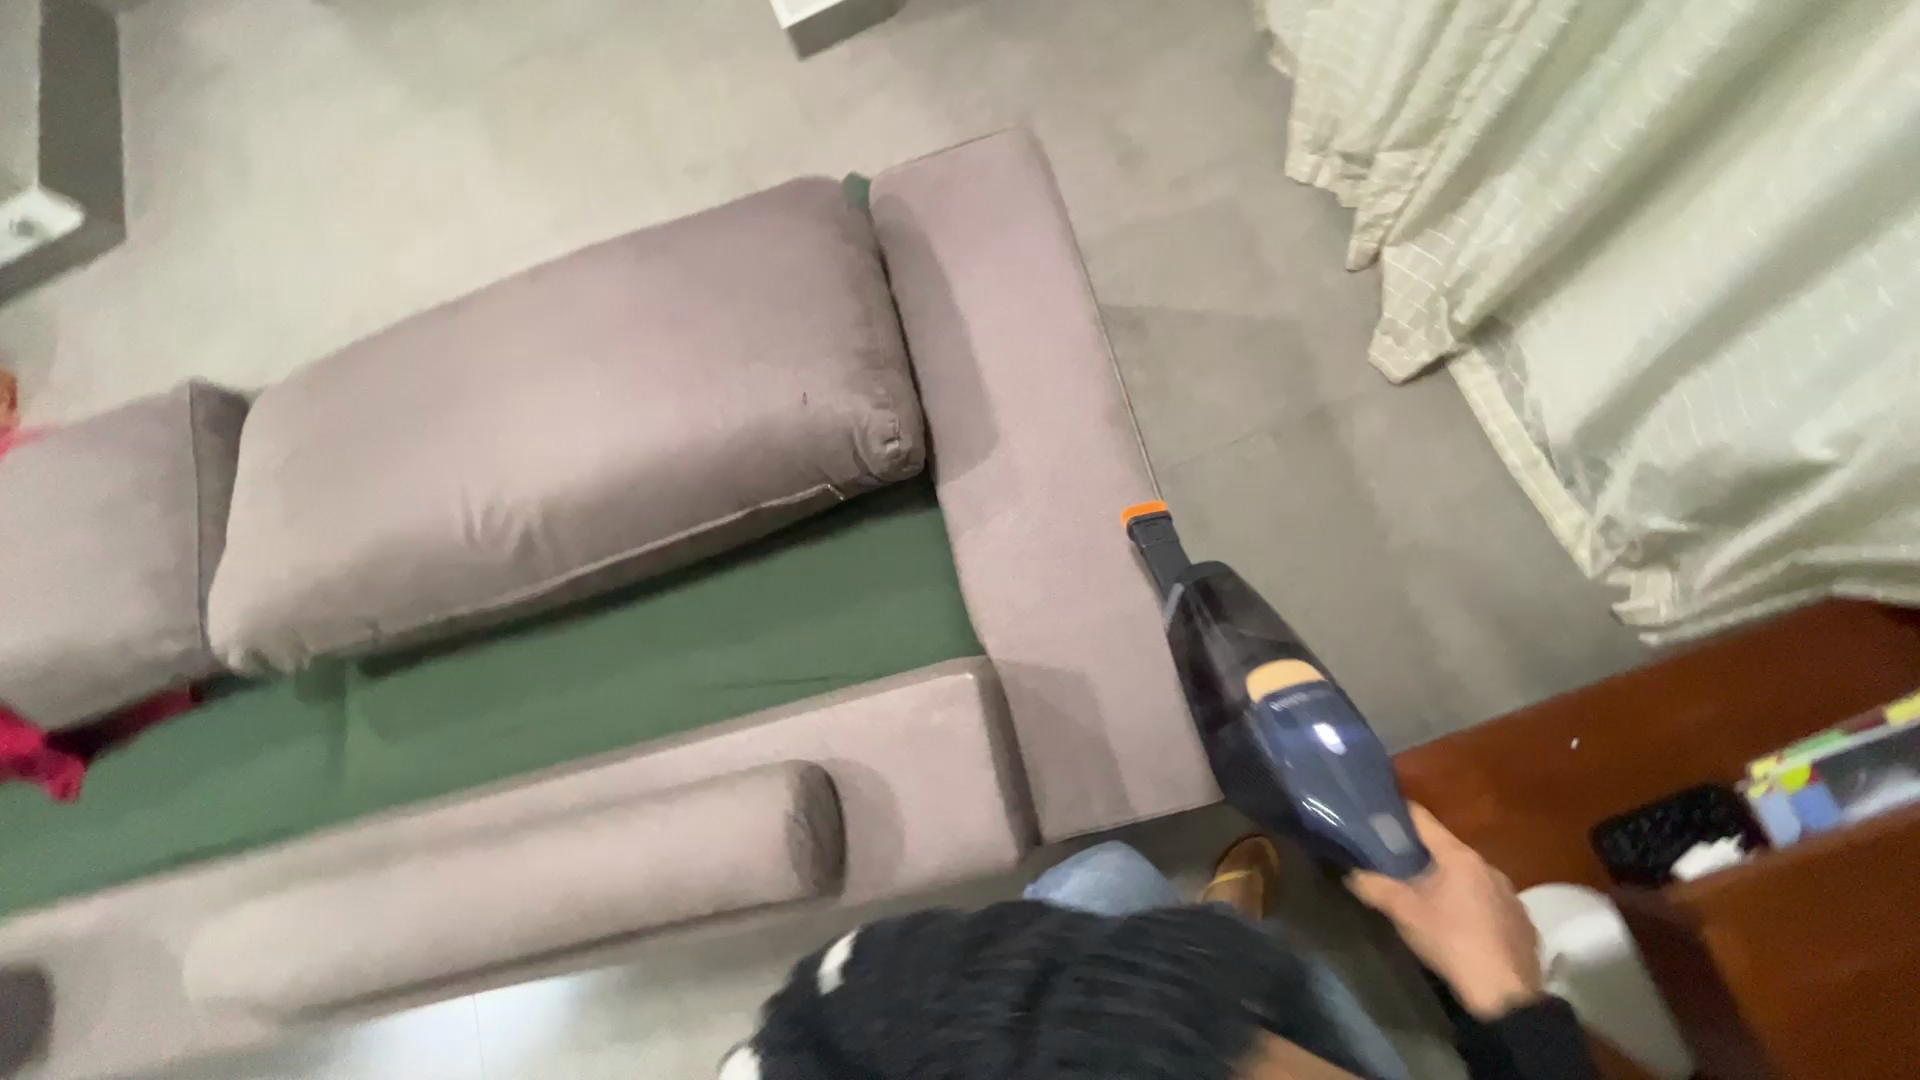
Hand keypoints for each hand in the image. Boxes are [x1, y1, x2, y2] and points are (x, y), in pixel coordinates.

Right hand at [1346, 804, 1544, 1019]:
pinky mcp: (1522, 923)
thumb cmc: (1449, 940)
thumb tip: (1349, 873)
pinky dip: (1471, 905)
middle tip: (1394, 860)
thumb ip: (1372, 885)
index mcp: (1459, 856)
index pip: (1423, 819)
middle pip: (1446, 849)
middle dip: (1421, 853)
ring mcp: (1511, 896)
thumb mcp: (1401, 911)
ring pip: (1469, 877)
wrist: (1505, 996)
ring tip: (1426, 894)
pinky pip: (1490, 903)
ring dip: (1448, 881)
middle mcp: (1489, 867)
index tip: (1377, 811)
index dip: (1398, 813)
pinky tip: (1459, 924)